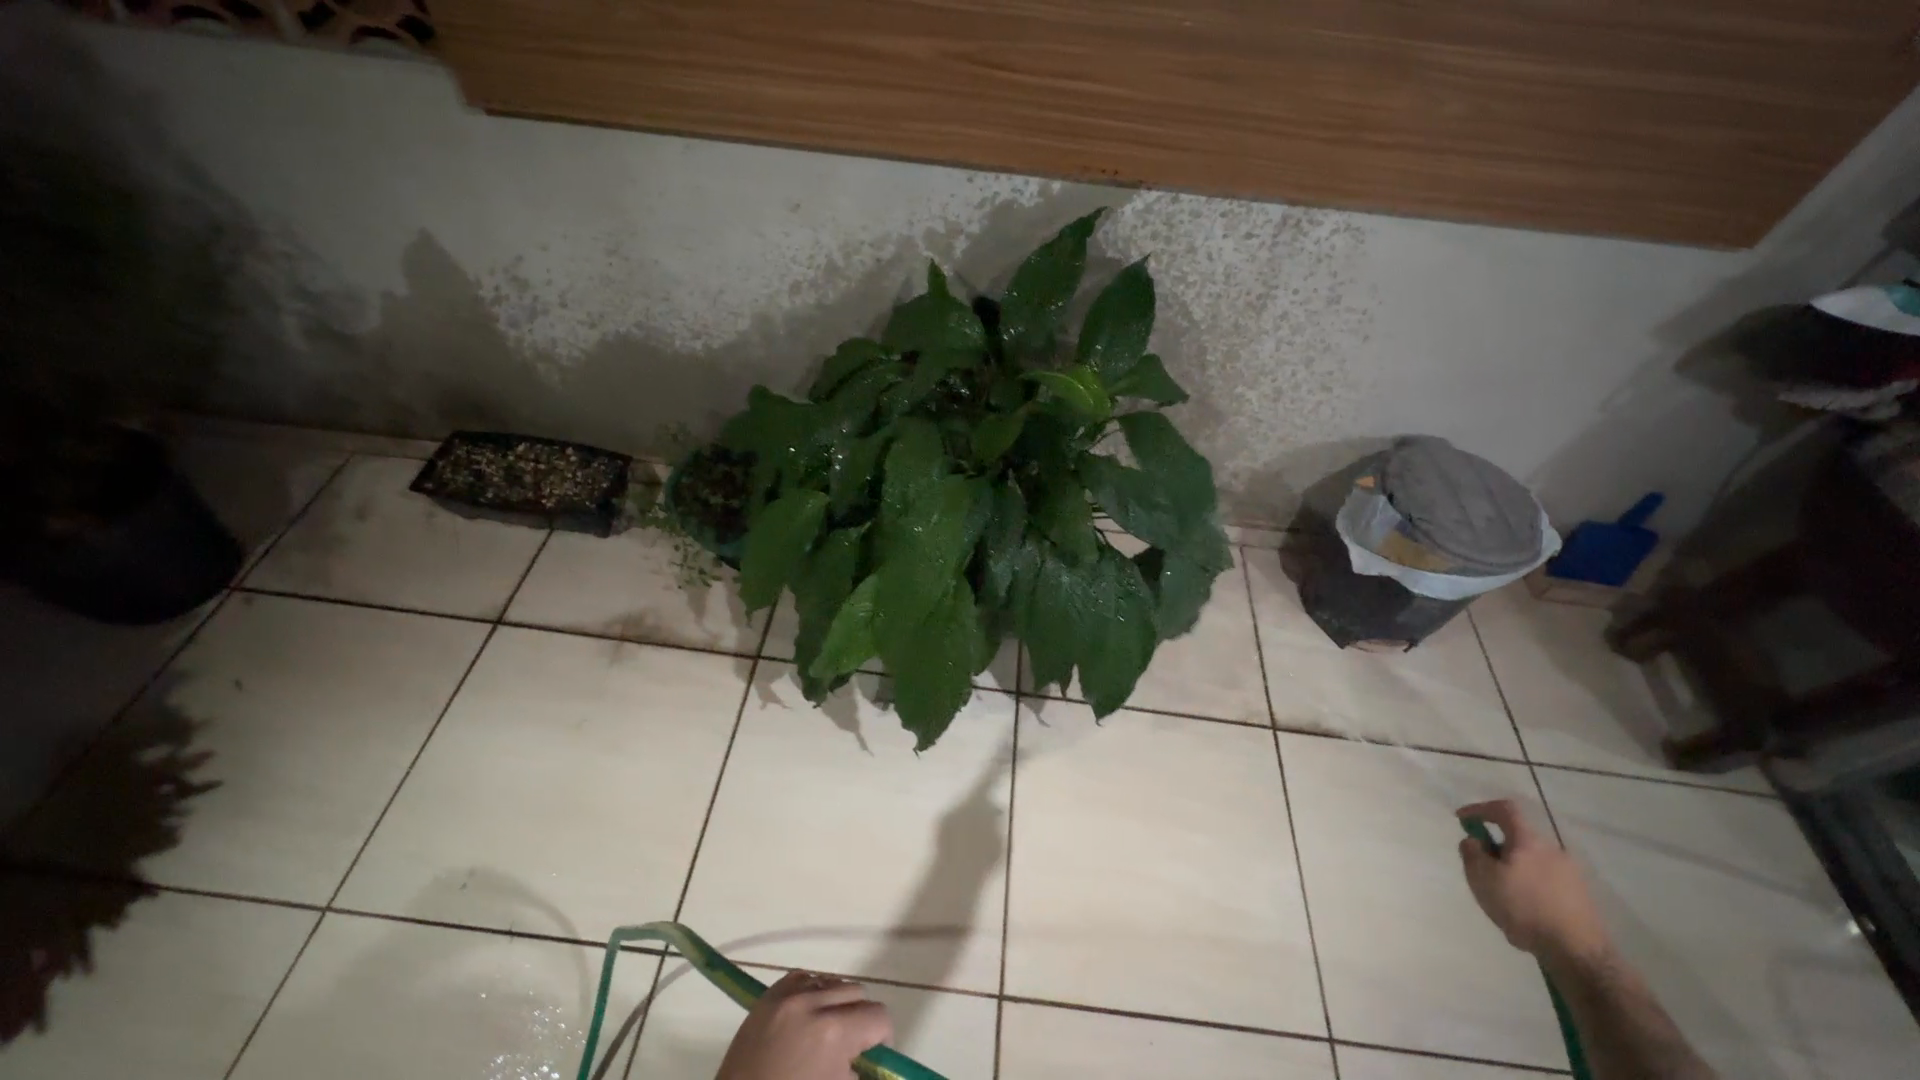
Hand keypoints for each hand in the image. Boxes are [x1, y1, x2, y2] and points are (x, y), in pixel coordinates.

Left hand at [715, 970, 892, 1079]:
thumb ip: (859, 1070)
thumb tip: (868, 1059)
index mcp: (833, 1032)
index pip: (878, 1016)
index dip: (882, 1036)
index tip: (873, 1054)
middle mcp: (813, 1003)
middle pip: (858, 993)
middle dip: (860, 1019)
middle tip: (849, 1046)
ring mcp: (787, 995)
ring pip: (832, 982)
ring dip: (836, 1003)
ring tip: (824, 1031)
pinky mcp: (769, 995)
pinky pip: (804, 978)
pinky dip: (812, 993)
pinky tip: (806, 1017)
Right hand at [1457, 799, 1610, 963]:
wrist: (1576, 950)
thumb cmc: (1523, 907)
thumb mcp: (1482, 878)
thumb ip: (1472, 853)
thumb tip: (1474, 840)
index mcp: (1529, 841)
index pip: (1505, 810)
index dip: (1480, 809)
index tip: (1462, 819)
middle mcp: (1553, 850)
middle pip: (1519, 839)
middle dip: (1498, 849)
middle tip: (1482, 870)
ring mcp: (1571, 874)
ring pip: (1533, 862)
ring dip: (1514, 872)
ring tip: (1503, 899)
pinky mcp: (1581, 896)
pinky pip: (1547, 882)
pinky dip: (1530, 888)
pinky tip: (1525, 914)